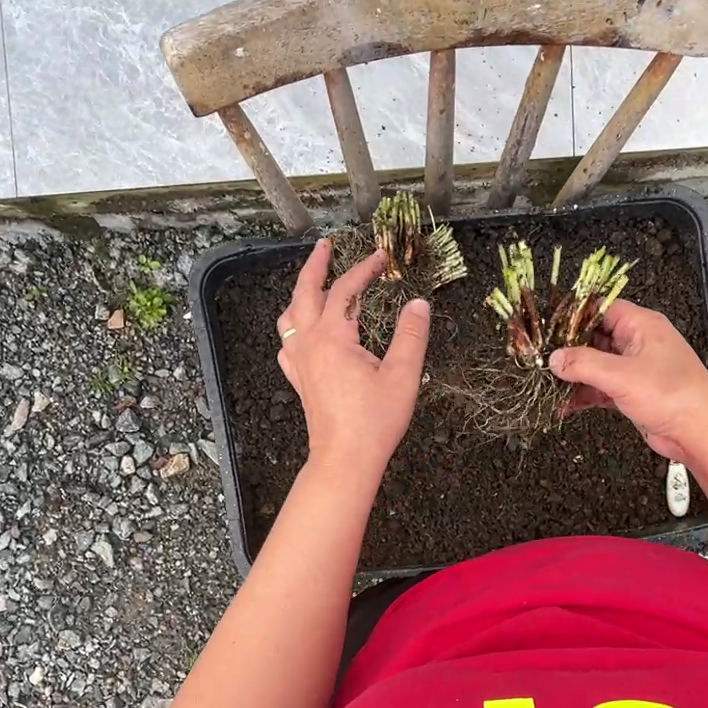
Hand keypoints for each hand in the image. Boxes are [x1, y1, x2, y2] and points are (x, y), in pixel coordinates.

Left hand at [275, 239, 429, 479]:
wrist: (345, 459)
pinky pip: (287, 345)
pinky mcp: (299, 380)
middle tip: (326, 247)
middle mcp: (309, 344)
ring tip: (313, 283)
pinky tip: (303, 331)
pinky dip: (294, 328)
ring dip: (300, 294)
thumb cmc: (373, 422)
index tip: (382, 258)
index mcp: (332, 338)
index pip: (346, 290)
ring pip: (289, 317)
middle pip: (305, 293)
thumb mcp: (403, 376)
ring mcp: (299, 363)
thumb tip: (420, 304)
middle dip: (316, 266)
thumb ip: (412, 335)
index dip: (364, 269)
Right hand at [549, 300, 707, 464]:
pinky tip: (564, 404)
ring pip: (595, 365)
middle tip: (542, 358)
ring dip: (574, 376)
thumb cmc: (672, 395)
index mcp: (641, 326)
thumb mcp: (621, 375)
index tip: (548, 327)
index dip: (574, 316)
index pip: (601, 309)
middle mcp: (637, 343)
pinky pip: (600, 388)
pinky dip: (583, 395)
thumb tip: (555, 358)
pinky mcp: (631, 392)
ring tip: (548, 383)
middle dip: (569, 350)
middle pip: (594, 338)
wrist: (698, 432)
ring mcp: (634, 368)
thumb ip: (584, 364)